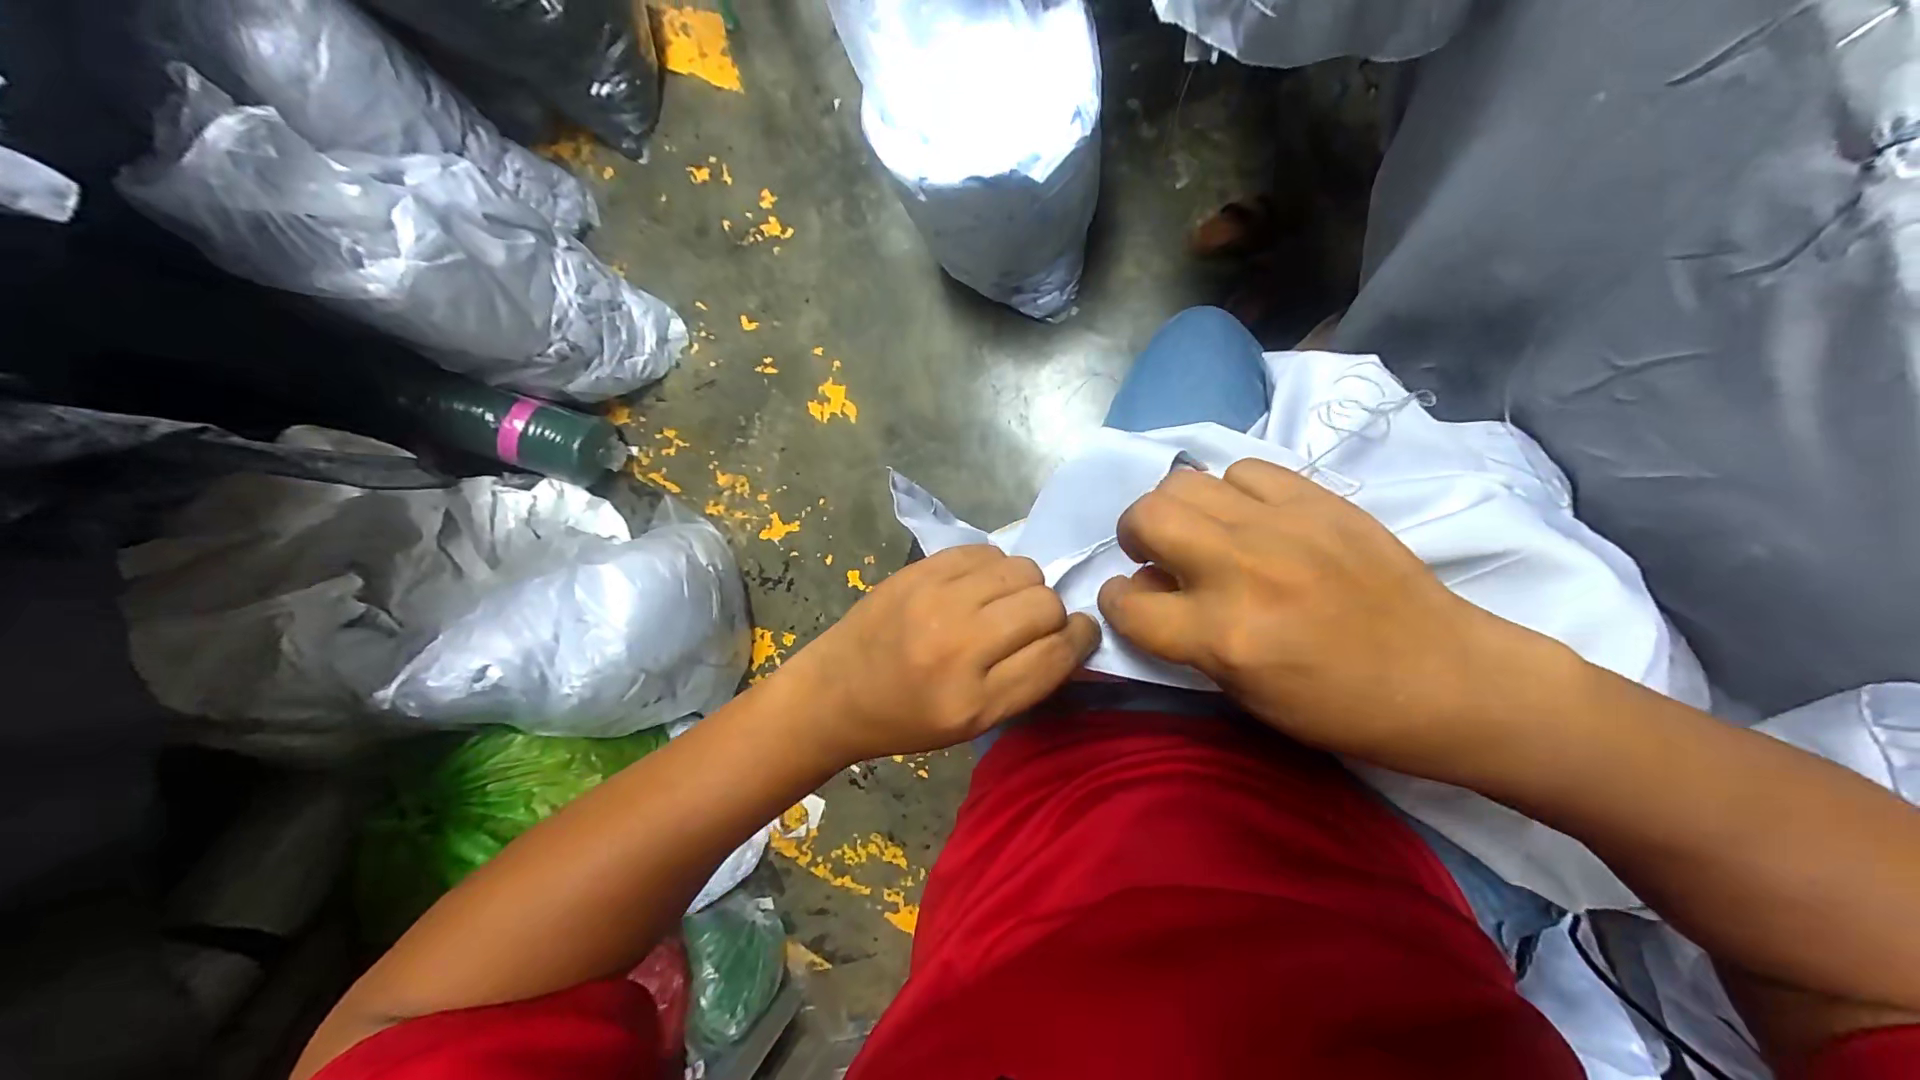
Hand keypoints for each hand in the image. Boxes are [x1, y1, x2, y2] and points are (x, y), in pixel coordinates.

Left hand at [779, 545, 1099, 764]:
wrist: (835, 691)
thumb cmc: (907, 719)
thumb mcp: (972, 724)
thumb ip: (1026, 681)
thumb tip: (1072, 634)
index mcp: (974, 702)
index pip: (1057, 654)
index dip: (1081, 639)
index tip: (1078, 634)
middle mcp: (958, 647)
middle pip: (1045, 605)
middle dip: (1052, 614)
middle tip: (1031, 624)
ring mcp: (935, 601)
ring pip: (1021, 569)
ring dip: (1024, 586)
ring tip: (1001, 603)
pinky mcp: (918, 571)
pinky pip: (986, 551)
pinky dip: (993, 567)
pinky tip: (976, 586)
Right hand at [1095, 459, 1565, 780]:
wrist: (1446, 677)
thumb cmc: (1337, 706)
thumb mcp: (1241, 692)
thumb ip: (1182, 638)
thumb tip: (1148, 587)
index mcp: (1222, 635)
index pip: (1126, 602)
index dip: (1116, 602)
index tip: (1131, 602)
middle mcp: (1241, 570)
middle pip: (1145, 517)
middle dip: (1134, 536)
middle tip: (1156, 555)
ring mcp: (1282, 527)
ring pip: (1184, 482)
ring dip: (1177, 510)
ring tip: (1201, 532)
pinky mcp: (1318, 500)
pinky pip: (1244, 470)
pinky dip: (1232, 493)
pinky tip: (1251, 519)